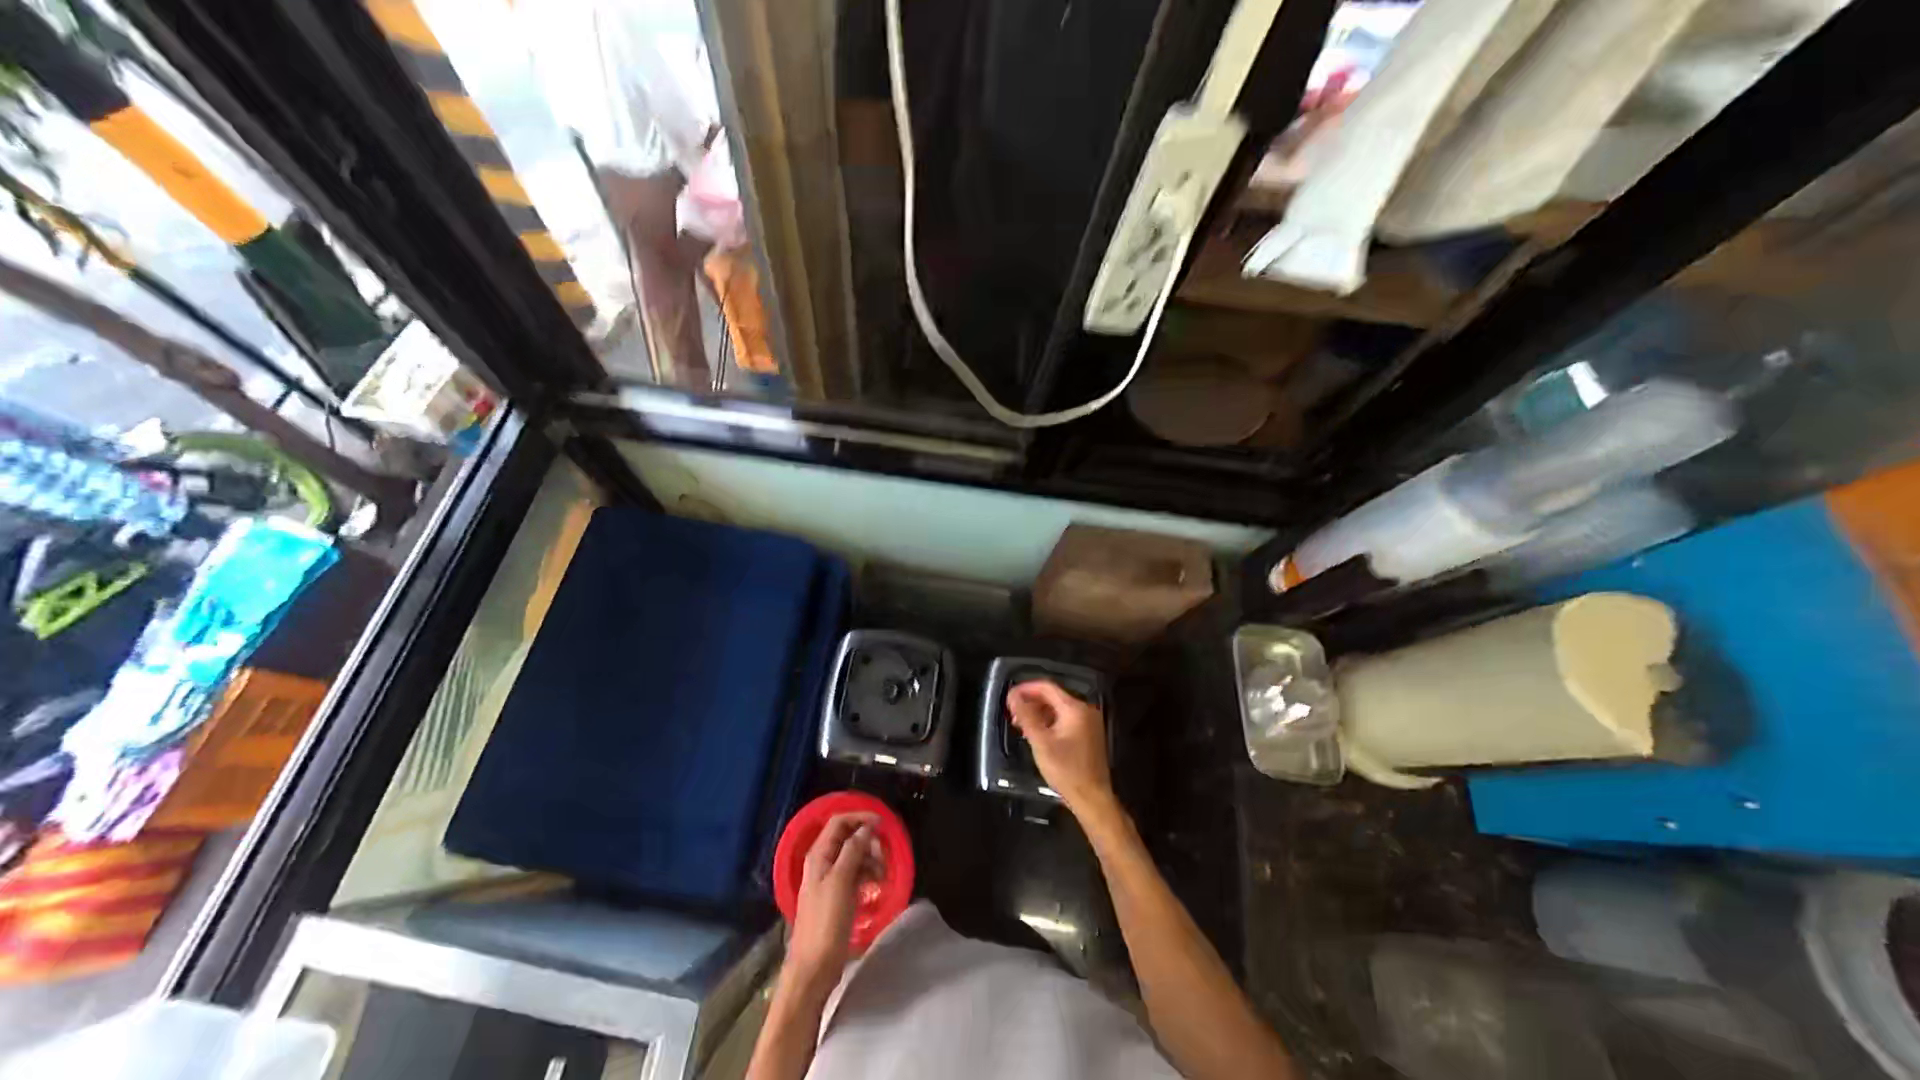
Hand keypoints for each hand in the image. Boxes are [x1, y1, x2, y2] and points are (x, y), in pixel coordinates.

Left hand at [786, 812, 884, 985]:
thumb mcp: (841, 882)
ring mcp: (829, 881)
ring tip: (882, 876)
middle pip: (847, 838)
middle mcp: (822, 863)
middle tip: (883, 856)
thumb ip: (853, 851)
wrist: (814, 967)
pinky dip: (867, 874)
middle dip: (868, 841)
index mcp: (818, 856)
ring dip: (870, 859)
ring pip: (853, 857)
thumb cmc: (826, 922)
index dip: (860, 818)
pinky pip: (855, 875)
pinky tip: (877, 885)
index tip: (883, 824)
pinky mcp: (837, 897)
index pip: (838, 822)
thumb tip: (866, 828)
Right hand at [1008, 680, 1116, 820]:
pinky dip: (1050, 723)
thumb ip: (1026, 716)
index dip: (1025, 689)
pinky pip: (1066, 721)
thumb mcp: (1041, 742)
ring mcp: (1089, 724)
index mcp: (1075, 709)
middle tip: (1013, 715)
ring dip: (1039, 714)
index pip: (1047, 687)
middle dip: (1031, 703)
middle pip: (1053, 697)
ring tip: (1021, 726)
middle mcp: (1085, 711)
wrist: (1092, 798)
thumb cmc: (1065, 770)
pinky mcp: (1089, 736)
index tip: (1009, 698)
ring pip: (1059, 710)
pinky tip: (1038, 735)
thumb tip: (1013, 696)